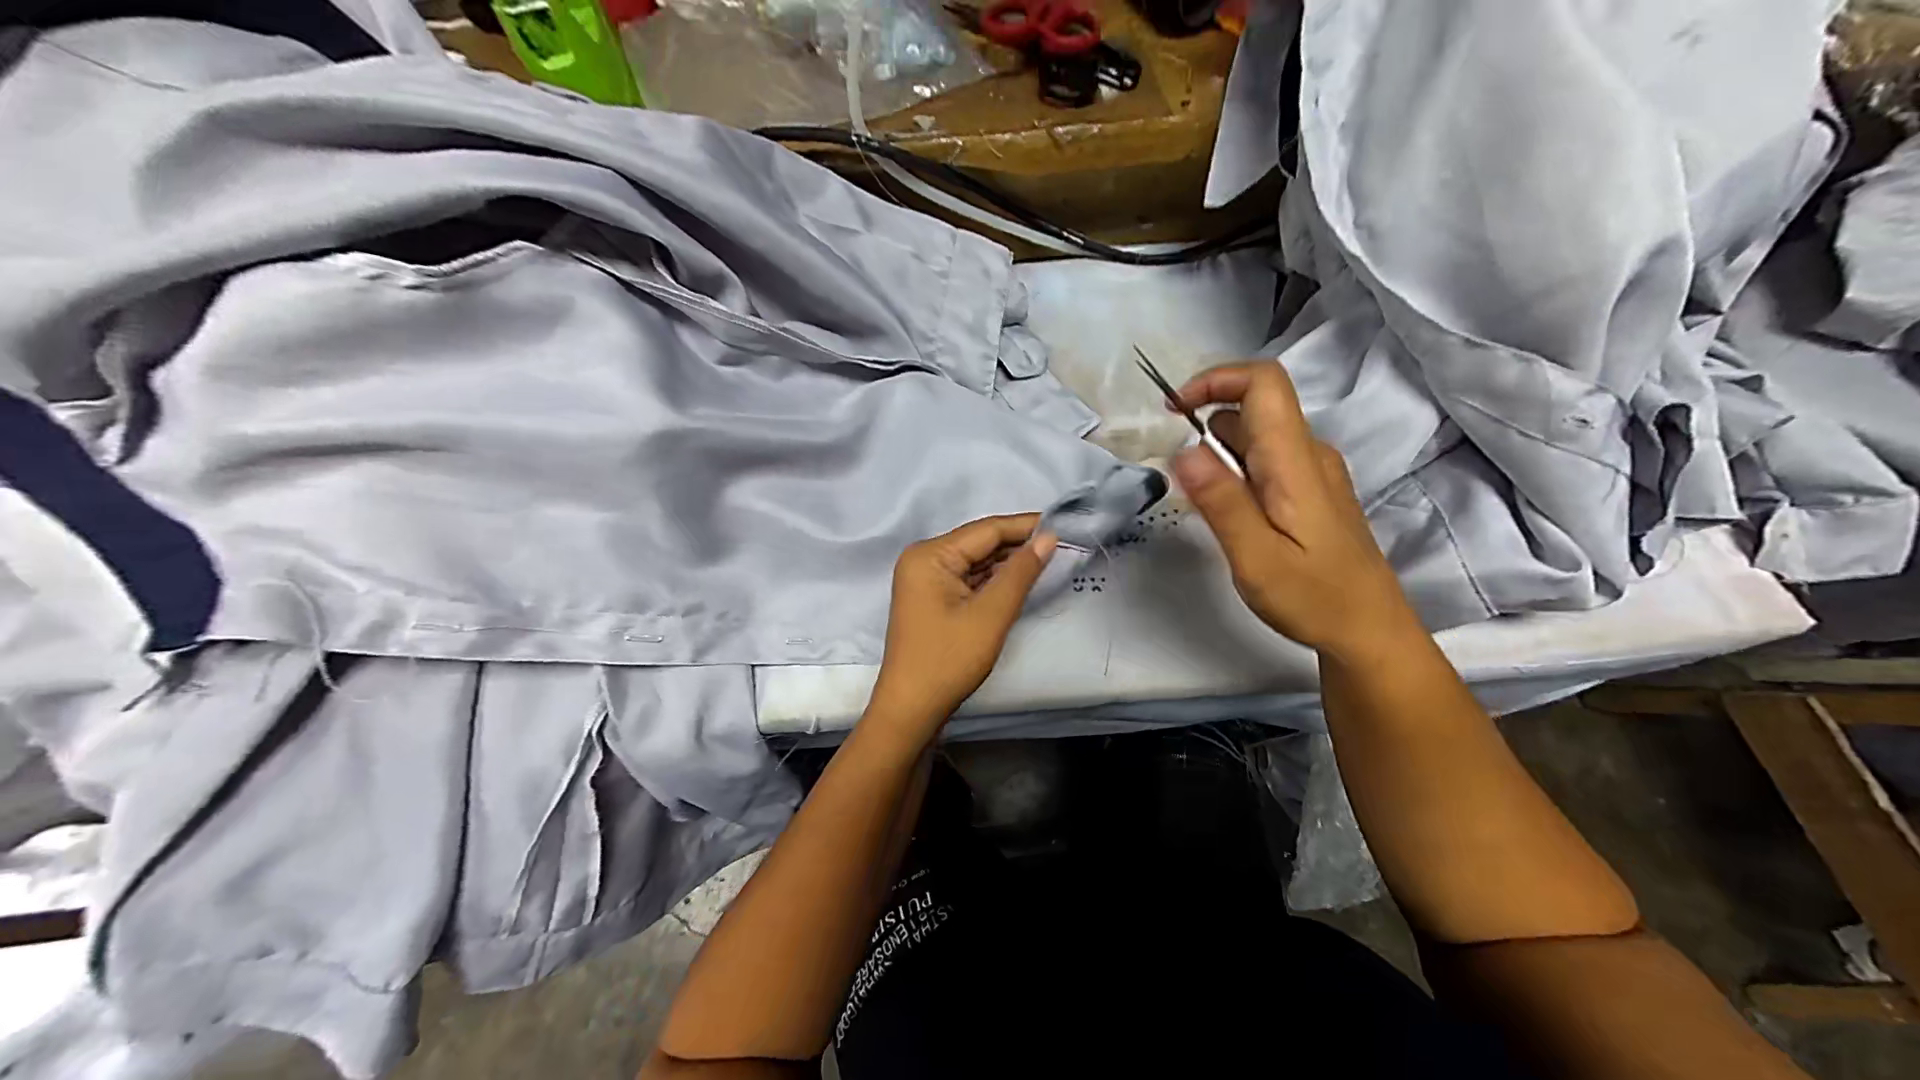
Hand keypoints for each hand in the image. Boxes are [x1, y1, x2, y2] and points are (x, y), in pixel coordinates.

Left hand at [867, 514, 1057, 736]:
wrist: (911, 709)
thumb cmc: (949, 660)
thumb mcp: (991, 614)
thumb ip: (1021, 572)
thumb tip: (1048, 537)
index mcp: (930, 555)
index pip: (986, 529)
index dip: (1025, 525)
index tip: (1064, 522)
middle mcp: (923, 559)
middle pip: (979, 542)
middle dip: (1018, 544)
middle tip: (1062, 543)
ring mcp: (924, 580)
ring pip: (975, 561)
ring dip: (1007, 562)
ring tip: (1049, 559)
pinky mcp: (931, 599)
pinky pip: (967, 578)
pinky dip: (992, 580)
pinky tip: (1020, 580)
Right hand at [1169, 361, 1418, 659]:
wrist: (1370, 631)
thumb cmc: (1314, 598)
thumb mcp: (1256, 558)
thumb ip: (1221, 501)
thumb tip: (1183, 449)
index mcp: (1295, 461)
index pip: (1263, 382)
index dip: (1215, 379)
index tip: (1173, 410)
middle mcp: (1309, 454)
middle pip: (1255, 405)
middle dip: (1204, 420)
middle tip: (1176, 470)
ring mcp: (1314, 471)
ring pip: (1258, 433)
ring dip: (1218, 448)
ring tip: (1199, 499)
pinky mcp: (1312, 490)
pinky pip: (1267, 458)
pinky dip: (1235, 467)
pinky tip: (1227, 510)